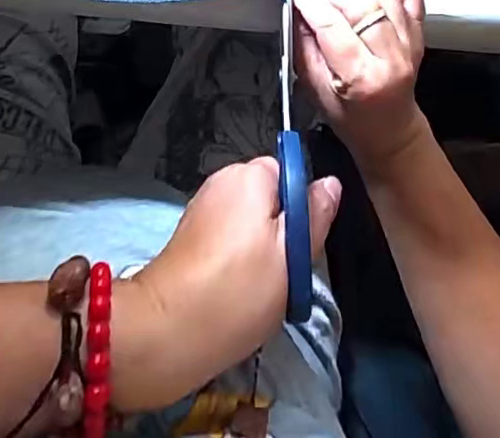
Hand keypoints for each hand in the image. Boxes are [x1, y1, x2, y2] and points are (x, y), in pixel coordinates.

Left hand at [119, 157, 339, 409]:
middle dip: (280, 228)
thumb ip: (314, 214)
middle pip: (268, 196)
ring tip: (260, 285)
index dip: (301, 206)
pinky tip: (235, 288)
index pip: (288, 171)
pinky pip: (226, 236)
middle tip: (284, 269)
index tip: (301, 242)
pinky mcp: (189, 234)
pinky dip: (235, 257)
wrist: (169, 329)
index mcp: (249, 174)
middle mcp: (222, 180)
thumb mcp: (292, 254)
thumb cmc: (239, 287)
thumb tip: (330, 182)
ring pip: (248, 220)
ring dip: (259, 247)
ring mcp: (202, 207)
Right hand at [294, 0, 428, 173]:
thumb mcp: (315, 89)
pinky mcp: (418, 34)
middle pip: (361, 4)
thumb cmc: (353, 118)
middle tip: (318, 1)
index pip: (332, 25)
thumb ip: (304, 48)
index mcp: (361, 78)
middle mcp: (390, 59)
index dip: (310, 3)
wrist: (390, 131)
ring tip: (343, 3)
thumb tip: (297, 12)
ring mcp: (408, 45)